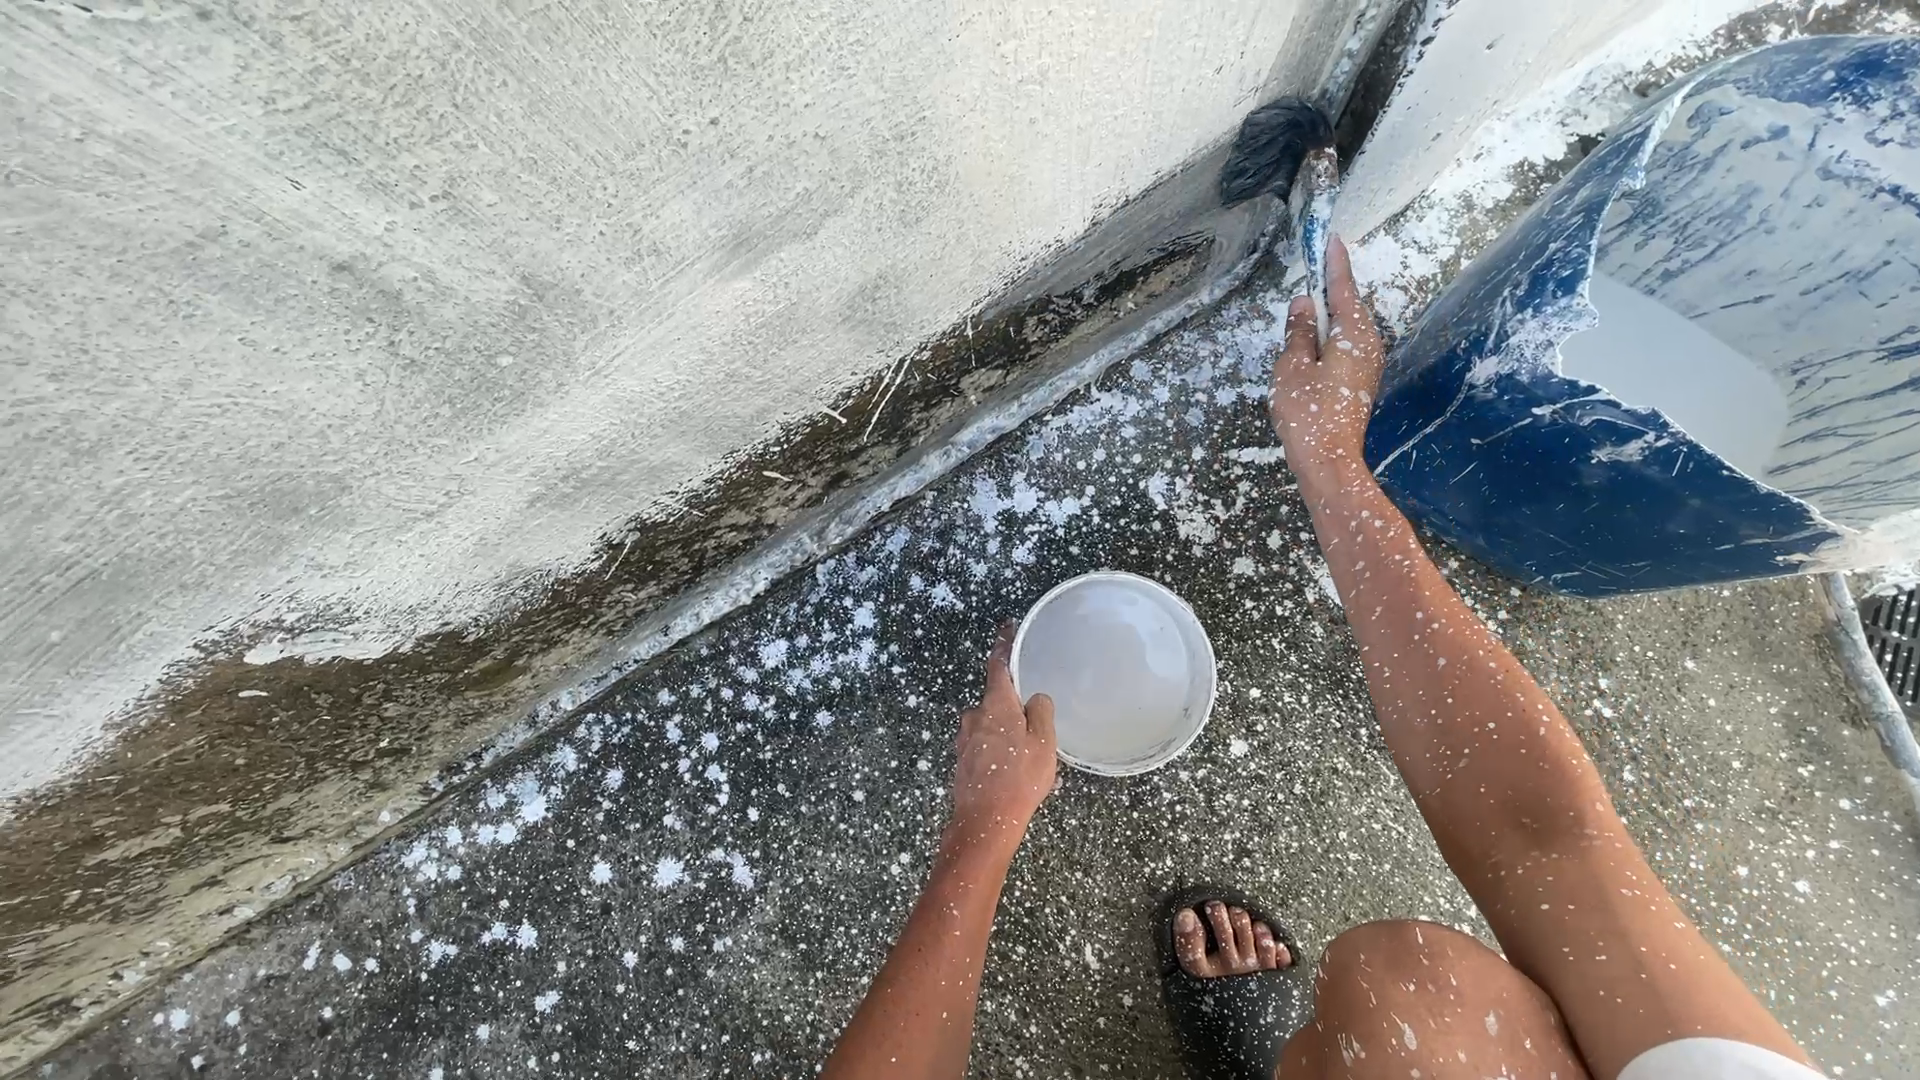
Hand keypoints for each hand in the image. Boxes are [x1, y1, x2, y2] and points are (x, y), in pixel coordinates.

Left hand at [946, 623, 1057, 853]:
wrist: (985, 822)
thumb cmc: (1019, 779)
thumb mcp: (1043, 742)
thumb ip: (1040, 712)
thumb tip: (1035, 698)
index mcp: (995, 704)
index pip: (998, 664)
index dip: (1005, 644)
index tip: (1007, 627)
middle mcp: (974, 716)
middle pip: (996, 700)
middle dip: (1013, 708)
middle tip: (1034, 728)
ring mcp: (964, 738)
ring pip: (990, 725)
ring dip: (1006, 733)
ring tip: (1027, 759)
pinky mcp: (962, 758)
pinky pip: (984, 744)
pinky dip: (998, 750)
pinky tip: (1012, 772)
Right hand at [1270, 236, 1386, 476]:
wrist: (1328, 458)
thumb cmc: (1307, 412)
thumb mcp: (1292, 367)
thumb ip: (1298, 332)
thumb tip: (1303, 304)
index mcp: (1353, 335)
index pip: (1342, 290)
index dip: (1334, 264)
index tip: (1332, 240)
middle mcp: (1368, 344)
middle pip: (1347, 309)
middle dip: (1330, 291)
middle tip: (1313, 272)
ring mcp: (1368, 364)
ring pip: (1346, 330)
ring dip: (1328, 317)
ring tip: (1306, 310)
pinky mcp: (1360, 381)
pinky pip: (1345, 347)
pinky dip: (1329, 337)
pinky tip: (1313, 343)